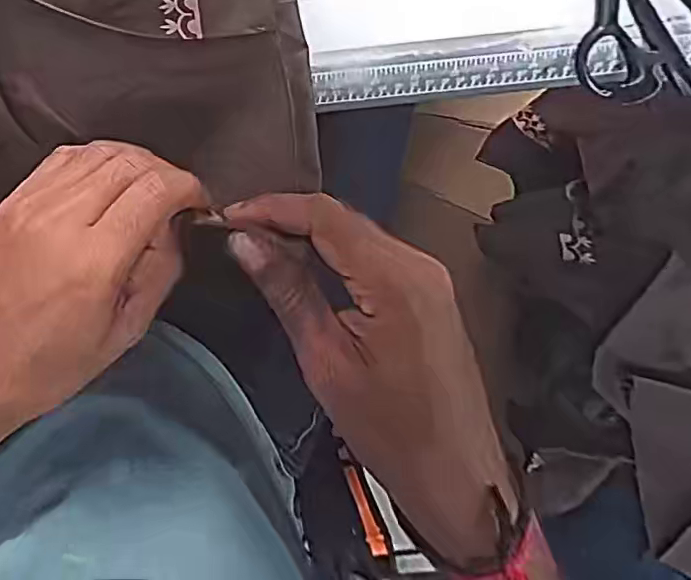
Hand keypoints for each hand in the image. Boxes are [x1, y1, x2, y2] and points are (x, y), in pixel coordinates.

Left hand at [0, 142, 205, 488]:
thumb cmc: (50, 363)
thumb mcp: (124, 331)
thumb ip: (160, 269)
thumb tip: (176, 225)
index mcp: (92, 261)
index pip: (154, 189)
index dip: (187, 187)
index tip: (196, 202)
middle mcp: (60, 220)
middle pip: (129, 162)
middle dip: (164, 172)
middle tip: (174, 198)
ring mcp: (32, 203)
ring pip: (98, 151)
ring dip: (133, 162)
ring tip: (143, 188)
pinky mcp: (15, 197)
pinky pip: (66, 156)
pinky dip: (96, 160)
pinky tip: (106, 181)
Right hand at [225, 193, 517, 565]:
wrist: (461, 481)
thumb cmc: (389, 430)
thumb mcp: (326, 360)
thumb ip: (286, 290)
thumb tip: (242, 241)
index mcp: (394, 277)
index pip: (324, 214)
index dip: (272, 207)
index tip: (229, 217)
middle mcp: (416, 262)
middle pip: (339, 216)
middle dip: (284, 216)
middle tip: (237, 230)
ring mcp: (425, 273)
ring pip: (353, 229)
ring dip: (304, 230)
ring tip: (257, 241)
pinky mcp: (426, 287)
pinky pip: (368, 249)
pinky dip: (329, 248)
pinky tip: (299, 260)